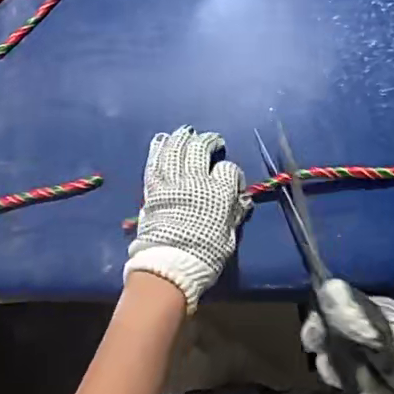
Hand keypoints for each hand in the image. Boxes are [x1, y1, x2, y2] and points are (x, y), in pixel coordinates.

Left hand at [123, 126, 248, 309]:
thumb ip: (233, 213)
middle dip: (207, 141)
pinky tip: (161, 139)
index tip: (230, 179)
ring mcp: (171, 182)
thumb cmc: (203, 253)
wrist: (169, 262)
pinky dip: (158, 148)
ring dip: (181, 138)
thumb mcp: (228, 235)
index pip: (228, 170)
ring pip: (176, 150)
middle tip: (211, 139)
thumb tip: (240, 199)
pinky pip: (155, 162)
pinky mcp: (153, 188)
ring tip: (186, 131)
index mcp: (218, 193)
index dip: (231, 172)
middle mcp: (194, 181)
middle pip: (199, 150)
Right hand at [301, 286, 393, 393]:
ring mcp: (387, 363)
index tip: (313, 341)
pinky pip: (370, 392)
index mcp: (374, 313)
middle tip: (333, 371)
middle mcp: (375, 335)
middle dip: (330, 357)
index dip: (319, 326)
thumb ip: (356, 314)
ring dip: (347, 380)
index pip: (333, 315)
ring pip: (349, 369)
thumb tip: (324, 289)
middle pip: (336, 343)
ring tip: (358, 389)